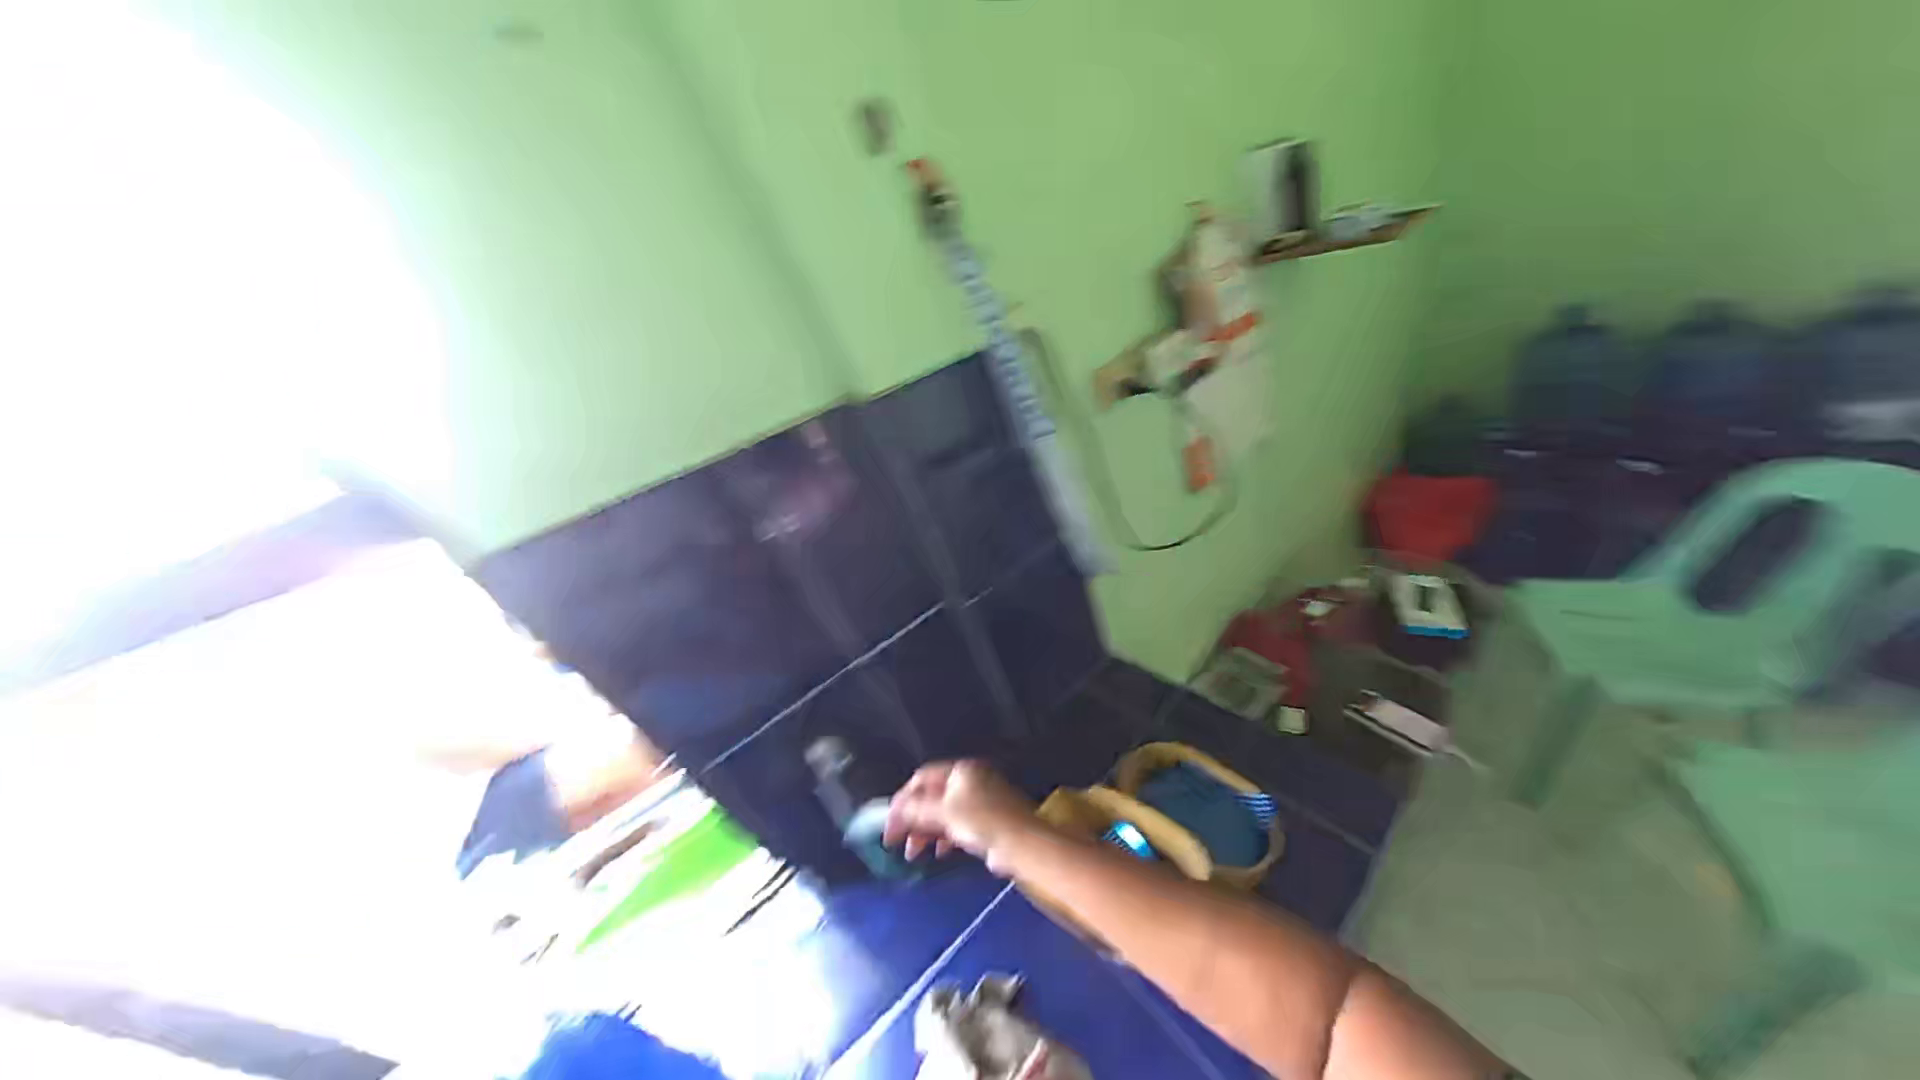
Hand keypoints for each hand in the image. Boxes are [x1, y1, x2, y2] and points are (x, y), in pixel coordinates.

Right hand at [884, 760, 1037, 871]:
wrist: (1022, 843)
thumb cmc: (982, 821)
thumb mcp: (943, 812)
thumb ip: (915, 810)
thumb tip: (893, 811)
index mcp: (960, 770)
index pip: (922, 778)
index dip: (903, 799)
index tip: (889, 822)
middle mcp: (971, 780)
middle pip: (933, 796)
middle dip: (914, 819)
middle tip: (899, 842)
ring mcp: (981, 799)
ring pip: (945, 812)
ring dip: (927, 831)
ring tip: (915, 852)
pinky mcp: (988, 820)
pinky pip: (959, 824)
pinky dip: (945, 836)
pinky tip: (940, 852)